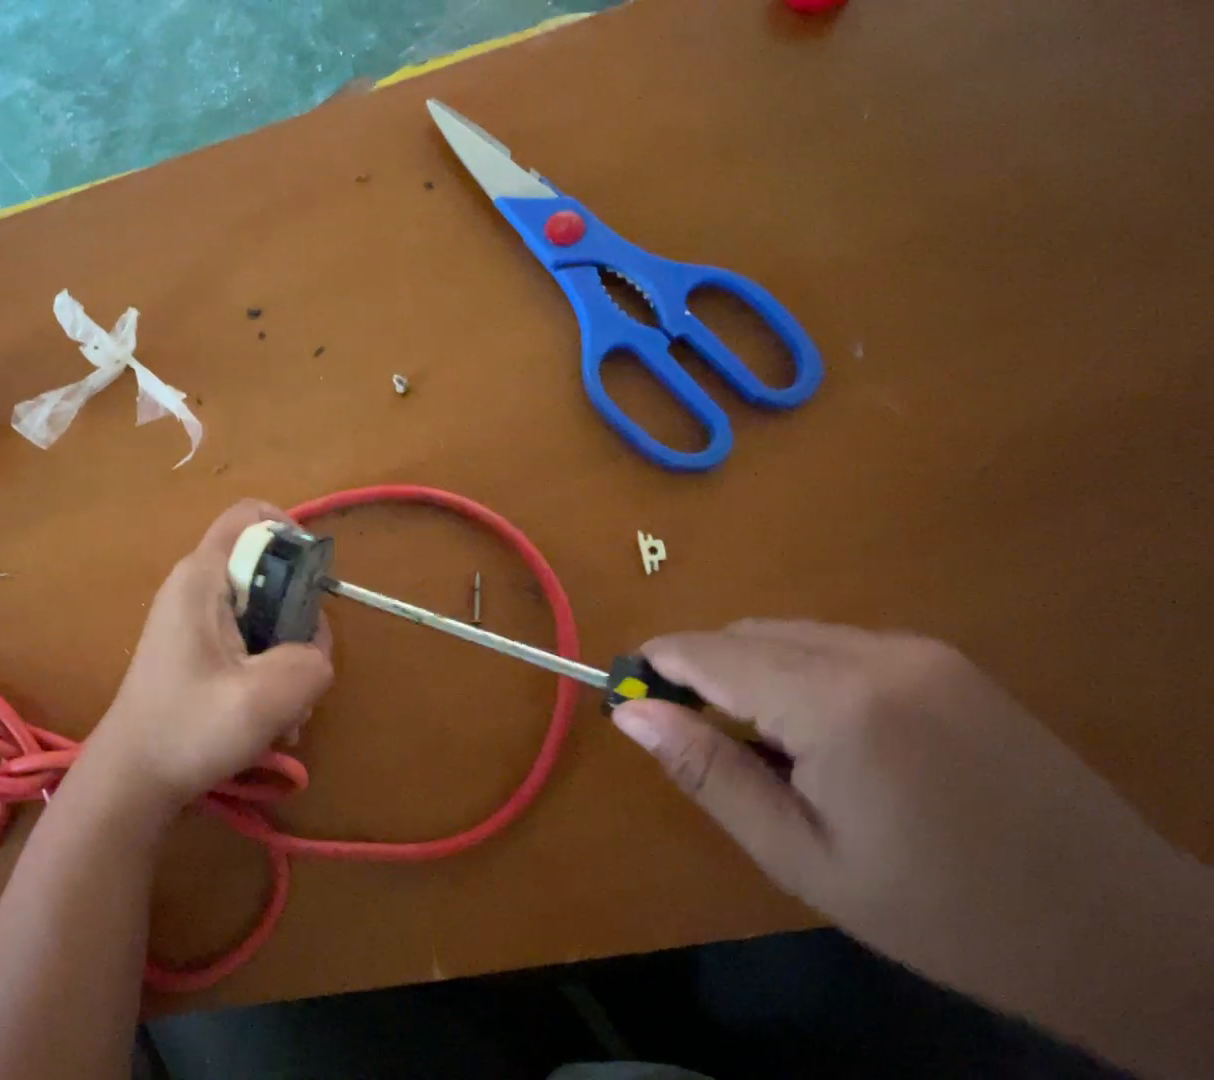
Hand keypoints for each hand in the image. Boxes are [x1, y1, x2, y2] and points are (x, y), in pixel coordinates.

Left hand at [82, 500, 333, 809]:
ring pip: (265, 616)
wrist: (132, 778)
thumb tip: (314, 653)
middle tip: (301, 675)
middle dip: (298, 621)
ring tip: (285, 716)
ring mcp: (195, 621)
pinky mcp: (198, 651)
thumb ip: (309, 662)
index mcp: (202, 577)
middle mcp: (196, 587)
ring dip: (287, 661)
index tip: (315, 584)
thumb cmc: (188, 730)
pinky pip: (249, 644)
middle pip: (268, 574)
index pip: (251, 516)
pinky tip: (270, 723)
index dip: (292, 534)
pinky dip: (268, 676)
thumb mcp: (264, 699)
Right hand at [612, 620, 1212, 1076]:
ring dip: (749, 673)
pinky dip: (798, 673)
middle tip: (696, 745)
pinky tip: (822, 738)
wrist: (1118, 929)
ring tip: (764, 752)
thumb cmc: (940, 910)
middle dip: (701, 673)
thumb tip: (629, 713)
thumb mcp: (801, 856)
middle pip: (744, 634)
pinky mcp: (946, 661)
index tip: (625, 701)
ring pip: (787, 634)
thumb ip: (708, 773)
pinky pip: (836, 645)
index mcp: (836, 704)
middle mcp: (875, 654)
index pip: (708, 652)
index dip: (654, 667)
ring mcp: (918, 651)